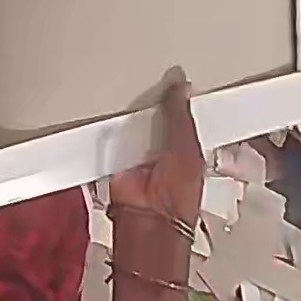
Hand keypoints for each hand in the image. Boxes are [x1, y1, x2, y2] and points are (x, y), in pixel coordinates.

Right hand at [110, 75, 205, 226]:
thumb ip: (180, 115)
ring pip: (135, 125)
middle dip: (154, 105)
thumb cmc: (177, 198)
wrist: (147, 219)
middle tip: (152, 87)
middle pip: (157, 117)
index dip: (180, 100)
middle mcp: (164, 150)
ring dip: (132, 117)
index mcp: (187, 148)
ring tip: (133, 100)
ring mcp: (140, 154)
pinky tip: (117, 118)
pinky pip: (114, 136)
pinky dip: (114, 129)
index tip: (175, 81)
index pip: (183, 117)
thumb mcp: (186, 146)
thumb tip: (181, 86)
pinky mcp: (118, 157)